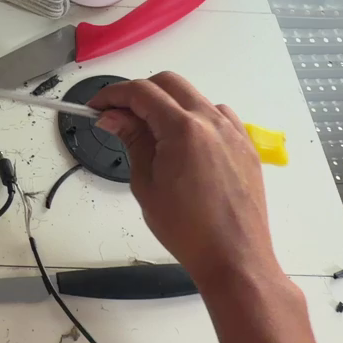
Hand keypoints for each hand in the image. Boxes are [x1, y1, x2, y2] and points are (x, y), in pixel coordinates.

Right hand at [88, 72, 279, 289]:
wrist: (235, 260)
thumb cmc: (185, 229)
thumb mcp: (146, 183)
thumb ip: (132, 140)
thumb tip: (112, 117)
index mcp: (183, 129)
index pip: (141, 92)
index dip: (112, 95)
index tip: (96, 107)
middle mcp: (211, 121)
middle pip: (168, 83)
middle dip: (139, 92)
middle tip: (120, 115)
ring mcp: (233, 131)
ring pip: (194, 96)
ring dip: (169, 103)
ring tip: (153, 132)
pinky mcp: (246, 146)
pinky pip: (218, 115)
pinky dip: (196, 117)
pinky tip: (187, 141)